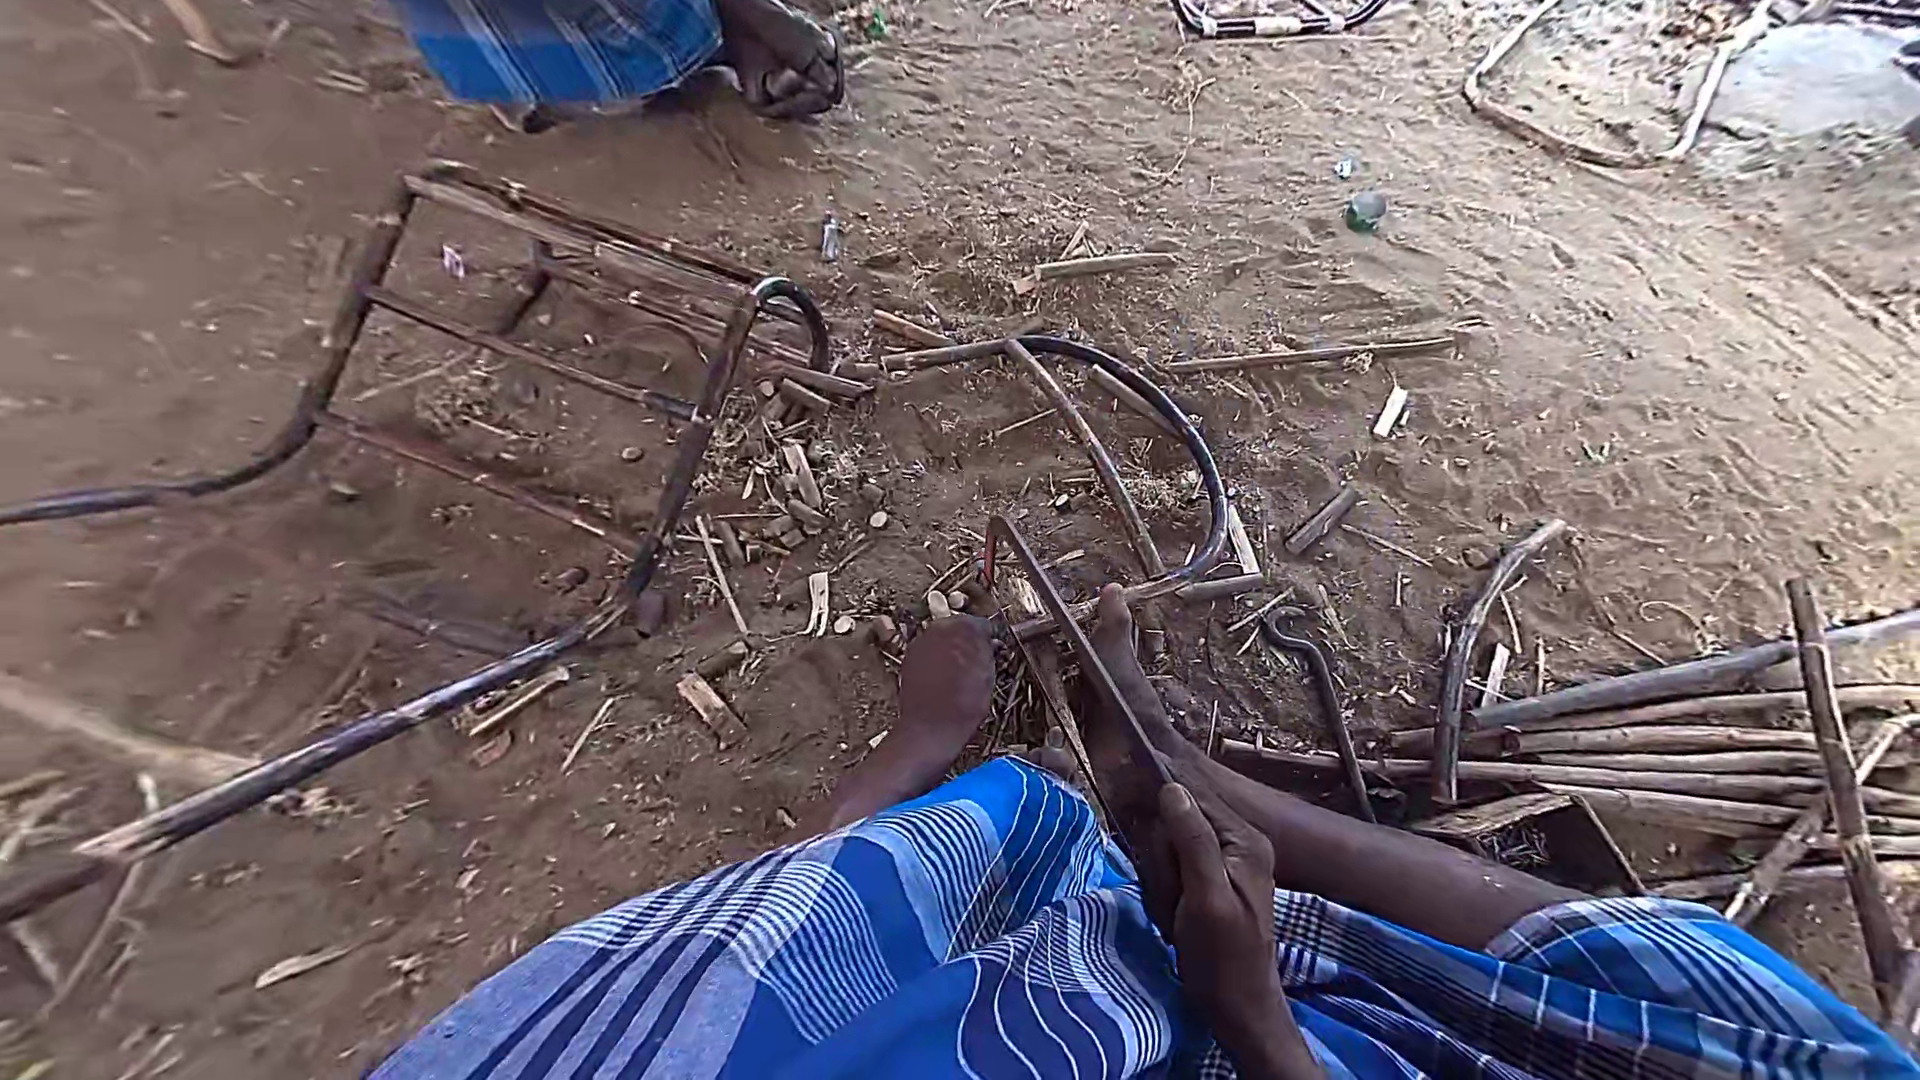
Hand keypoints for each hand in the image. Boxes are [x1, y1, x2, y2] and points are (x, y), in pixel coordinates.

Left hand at [894, 614, 994, 761]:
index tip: (992, 650)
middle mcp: (941, 627)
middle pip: (960, 627)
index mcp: (966, 628)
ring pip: (942, 637)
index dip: (989, 639)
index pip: (983, 625)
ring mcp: (922, 639)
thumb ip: (988, 652)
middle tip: (975, 659)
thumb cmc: (965, 704)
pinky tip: (941, 675)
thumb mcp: (988, 675)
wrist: (931, 726)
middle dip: (968, 640)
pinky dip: (935, 657)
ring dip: (950, 647)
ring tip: (958, 669)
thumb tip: (989, 643)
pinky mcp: (909, 654)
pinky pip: (928, 649)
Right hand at [1143, 780, 1320, 1077]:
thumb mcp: (1206, 897)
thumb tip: (1171, 787)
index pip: (1190, 797)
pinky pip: (1169, 861)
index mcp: (1245, 839)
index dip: (1166, 820)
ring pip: (1167, 841)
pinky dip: (1163, 884)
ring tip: (1175, 908)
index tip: (1162, 856)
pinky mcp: (1207, 875)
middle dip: (1163, 856)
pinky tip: (1172, 909)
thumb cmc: (1223, 957)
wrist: (1236, 1010)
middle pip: (1175, 819)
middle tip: (1175, 895)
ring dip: (1161, 874)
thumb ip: (1192, 840)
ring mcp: (1222, 859)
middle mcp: (1236, 840)